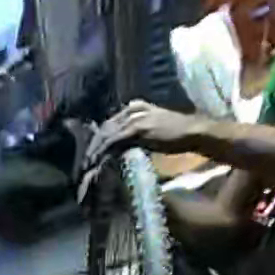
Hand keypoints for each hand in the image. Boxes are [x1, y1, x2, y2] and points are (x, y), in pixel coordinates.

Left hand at [79, 101, 204, 202]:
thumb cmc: (173, 134)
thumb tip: (115, 149)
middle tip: (82, 165)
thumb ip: (132, 135)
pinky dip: (103, 152)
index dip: (96, 142)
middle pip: (104, 129)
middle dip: (91, 148)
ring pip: (106, 135)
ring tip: (86, 168)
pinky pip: (114, 141)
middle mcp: (132, 109)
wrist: (191, 131)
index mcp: (134, 107)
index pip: (108, 125)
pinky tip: (96, 163)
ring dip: (94, 153)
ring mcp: (135, 117)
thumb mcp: (148, 130)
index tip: (88, 157)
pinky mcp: (137, 127)